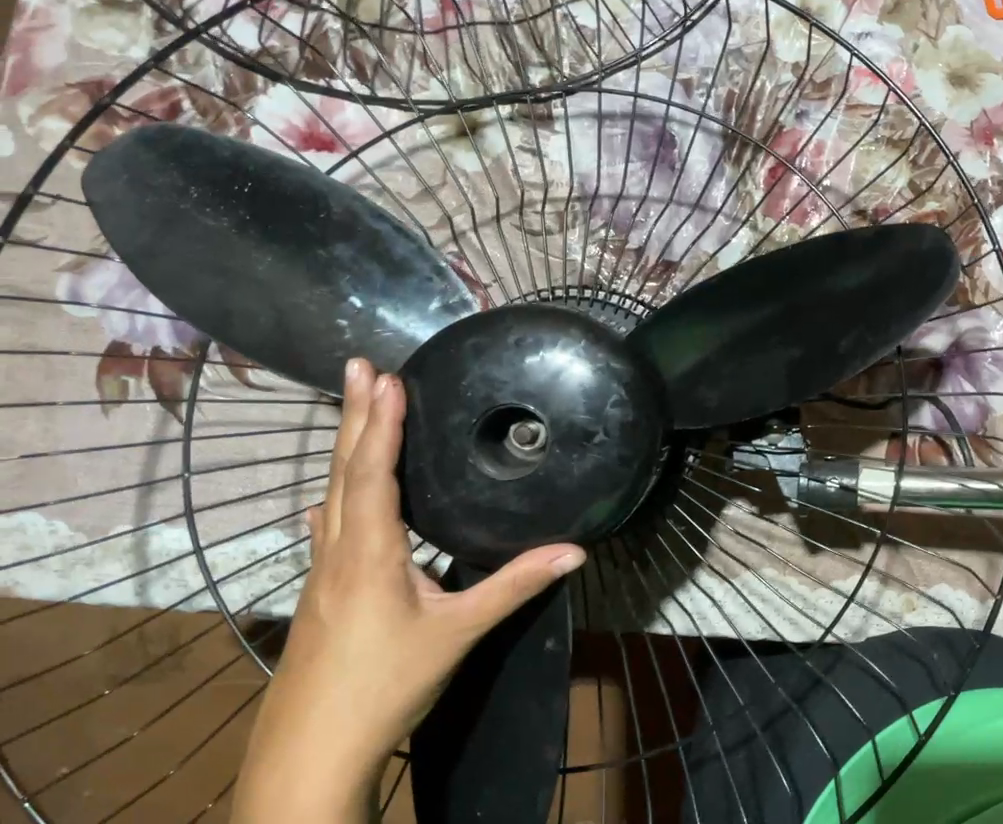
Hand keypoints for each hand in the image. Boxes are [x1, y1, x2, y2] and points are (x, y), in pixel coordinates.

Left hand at [232, 359, 585, 822]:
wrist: (310, 753)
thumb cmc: (385, 687)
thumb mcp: (459, 633)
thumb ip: (515, 585)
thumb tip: (576, 550)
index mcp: (369, 555)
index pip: (372, 474)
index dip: (378, 424)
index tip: (385, 378)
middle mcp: (339, 553)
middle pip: (343, 472)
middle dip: (353, 415)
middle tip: (360, 367)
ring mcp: (323, 574)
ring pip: (332, 494)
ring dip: (345, 446)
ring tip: (356, 408)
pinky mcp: (323, 592)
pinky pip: (330, 523)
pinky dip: (339, 490)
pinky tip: (333, 497)